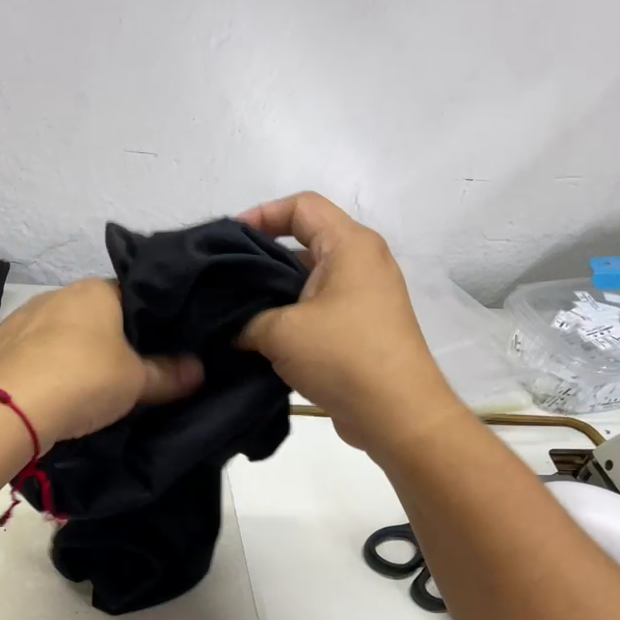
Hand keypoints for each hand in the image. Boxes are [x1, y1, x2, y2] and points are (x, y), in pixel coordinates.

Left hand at [0, 279, 202, 444]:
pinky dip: (46, 369)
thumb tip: (200, 369)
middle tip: (125, 375)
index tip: (157, 351)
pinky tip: (53, 393)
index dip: (148, 324)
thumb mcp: (137, 382)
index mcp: (96, 289)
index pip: (132, 296)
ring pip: (62, 334)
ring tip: (86, 389)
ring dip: (74, 356)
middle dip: (109, 342)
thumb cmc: (84, 380)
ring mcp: (23, 317)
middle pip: (95, 316)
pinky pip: (34, 354)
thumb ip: (169, 374)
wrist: (10, 409)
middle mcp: (58, 293)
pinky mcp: (0, 346)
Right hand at [237, 192, 467, 454]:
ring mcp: (364, 296)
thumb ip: (245, 320)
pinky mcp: (360, 327)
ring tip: (233, 313)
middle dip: (261, 258)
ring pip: (308, 280)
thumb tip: (228, 326)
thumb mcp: (280, 333)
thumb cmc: (342, 356)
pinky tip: (258, 339)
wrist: (396, 412)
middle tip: (222, 281)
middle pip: (304, 242)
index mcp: (350, 245)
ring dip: (272, 294)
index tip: (227, 240)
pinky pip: (317, 309)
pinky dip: (288, 317)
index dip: (261, 214)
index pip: (302, 206)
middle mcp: (362, 262)